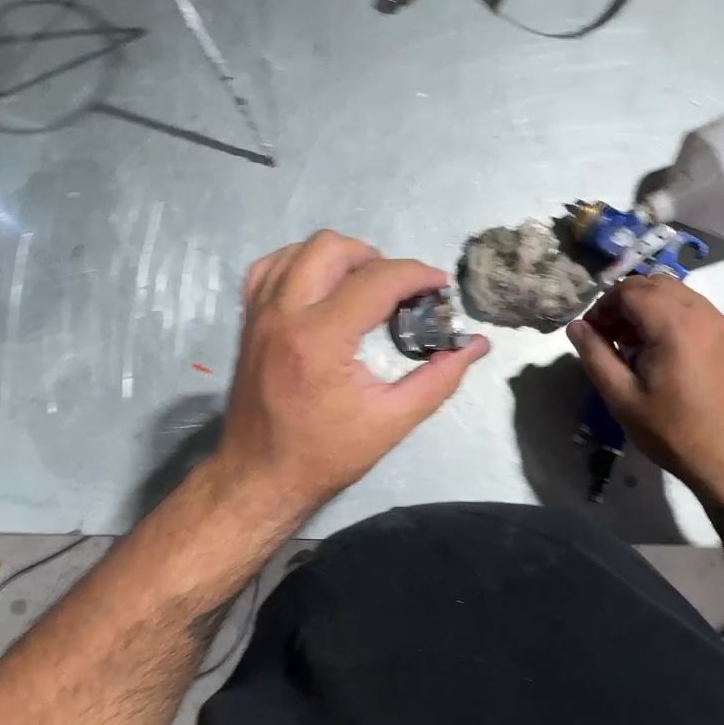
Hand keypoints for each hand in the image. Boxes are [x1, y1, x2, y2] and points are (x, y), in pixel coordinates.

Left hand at [213, 230, 489, 520]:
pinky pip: (269, 267)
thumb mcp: (392, 421)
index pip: (376, 280)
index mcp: (321, 341)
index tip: (439, 287)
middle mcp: (284, 315)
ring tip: (363, 287)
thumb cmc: (326, 455)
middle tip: (398, 291)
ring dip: (338, 258)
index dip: (416, 274)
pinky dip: (300, 265)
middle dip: (376, 259)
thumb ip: (439, 379)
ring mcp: (259, 314)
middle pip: (332, 248)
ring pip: (298, 250)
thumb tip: (476, 345)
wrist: (260, 476)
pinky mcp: (248, 320)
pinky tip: (321, 289)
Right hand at [567, 274, 723, 502]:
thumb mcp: (622, 398)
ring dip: (648, 307)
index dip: (604, 306)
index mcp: (674, 326)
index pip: (630, 291)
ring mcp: (722, 324)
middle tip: (610, 336)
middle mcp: (703, 315)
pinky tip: (662, 352)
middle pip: (654, 284)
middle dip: (625, 302)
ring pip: (677, 293)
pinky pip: (695, 309)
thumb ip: (595, 355)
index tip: (593, 333)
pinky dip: (671, 315)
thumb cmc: (673, 432)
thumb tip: (576, 326)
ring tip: (634, 345)